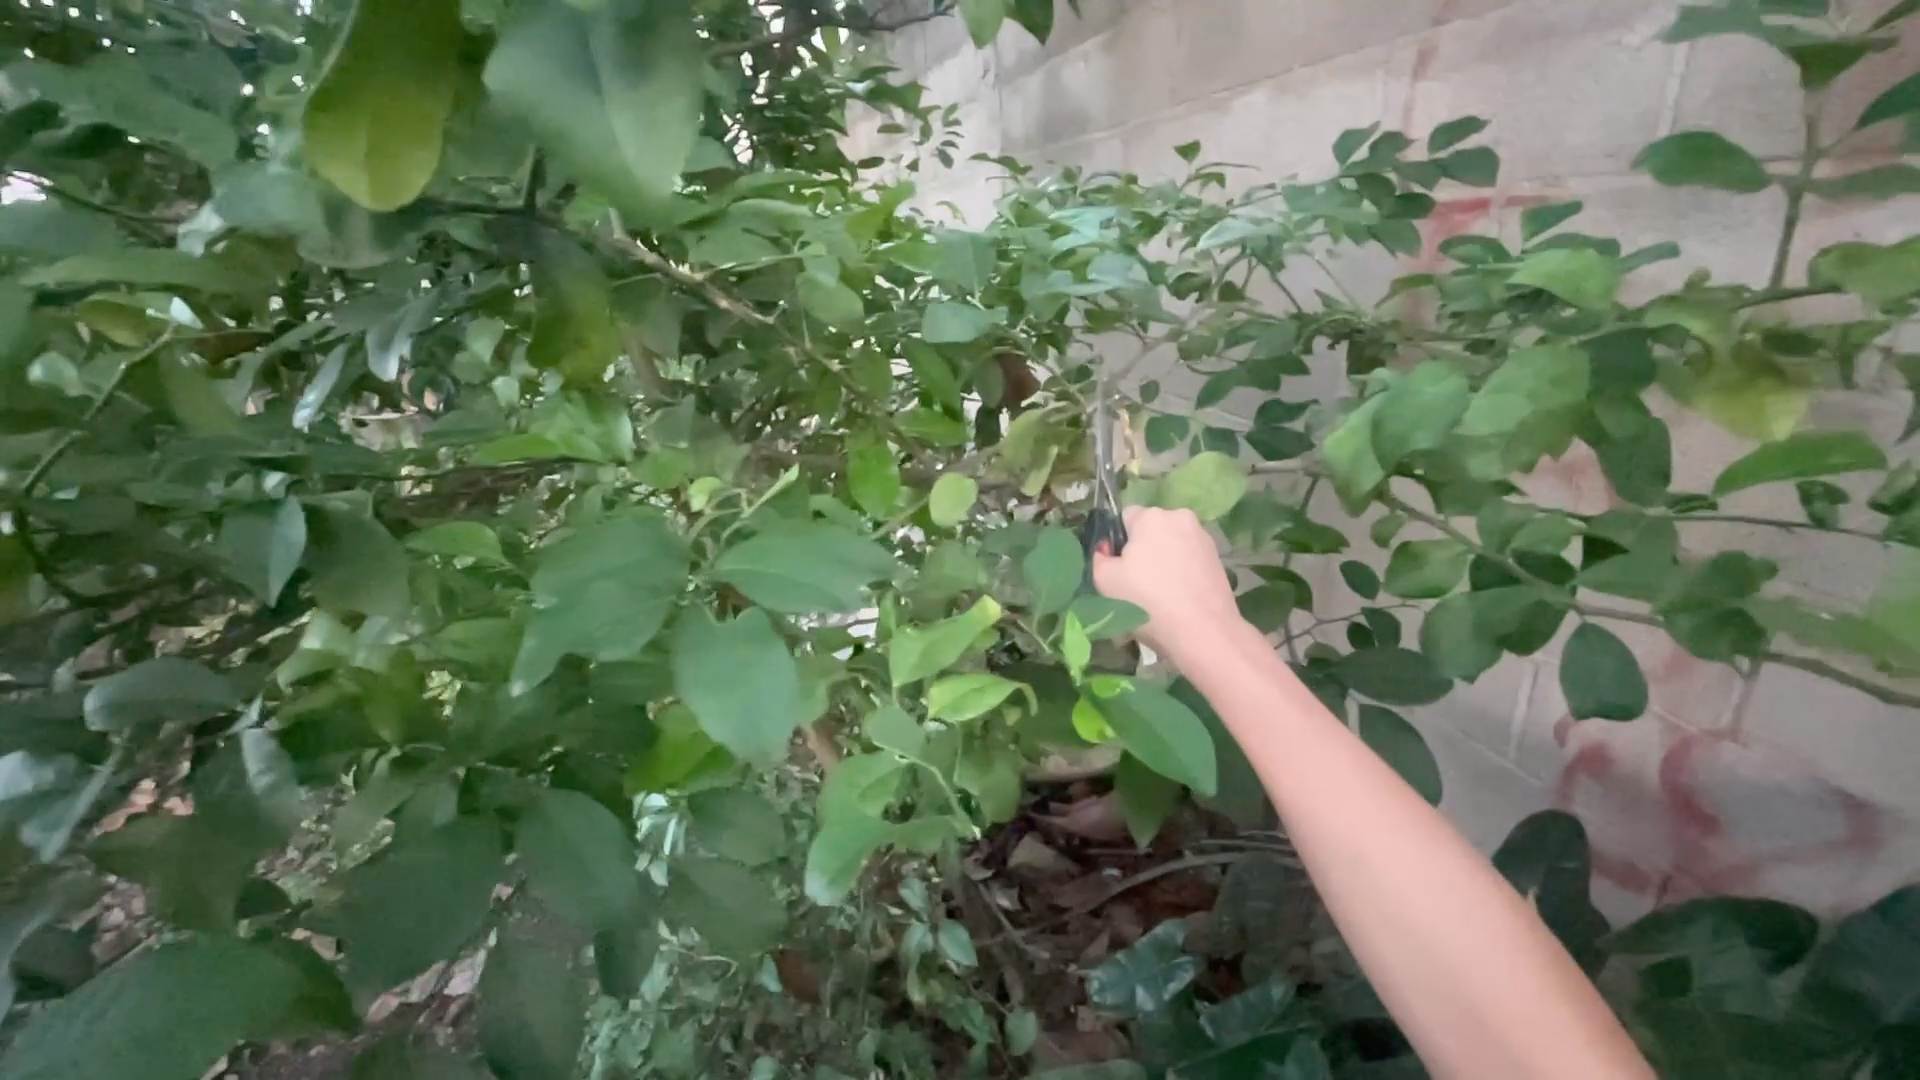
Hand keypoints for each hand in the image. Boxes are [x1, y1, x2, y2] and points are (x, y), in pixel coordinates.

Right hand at [1091, 505, 1241, 657]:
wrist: (1203, 632)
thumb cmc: (1147, 601)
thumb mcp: (1104, 580)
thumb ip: (1097, 557)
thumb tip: (1106, 550)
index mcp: (1152, 516)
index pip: (1124, 517)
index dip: (1116, 543)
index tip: (1117, 569)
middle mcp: (1180, 518)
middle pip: (1150, 533)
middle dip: (1140, 553)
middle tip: (1133, 588)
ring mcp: (1204, 539)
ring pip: (1170, 548)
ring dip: (1160, 566)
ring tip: (1155, 600)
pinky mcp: (1217, 560)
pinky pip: (1187, 563)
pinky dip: (1179, 577)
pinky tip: (1175, 602)